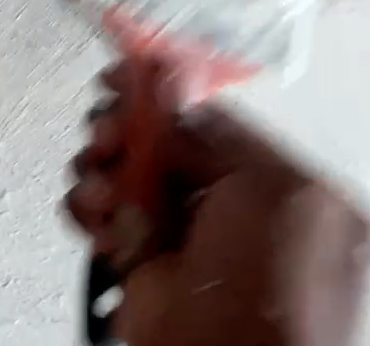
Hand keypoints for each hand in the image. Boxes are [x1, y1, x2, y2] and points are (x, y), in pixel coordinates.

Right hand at [65, 62, 369, 345]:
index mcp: (282, 187)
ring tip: (107, 197)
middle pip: (152, 135)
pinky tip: (103, 225)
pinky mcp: (136, 247)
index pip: (206, 116)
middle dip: (120, 133)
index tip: (117, 79)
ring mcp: (181, 226)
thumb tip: (168, 79)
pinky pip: (94, 204)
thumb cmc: (271, 290)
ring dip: (98, 173)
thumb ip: (221, 130)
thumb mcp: (275, 193)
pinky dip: (88, 208)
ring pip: (115, 165)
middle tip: (109, 142)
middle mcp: (231, 203)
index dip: (157, 93)